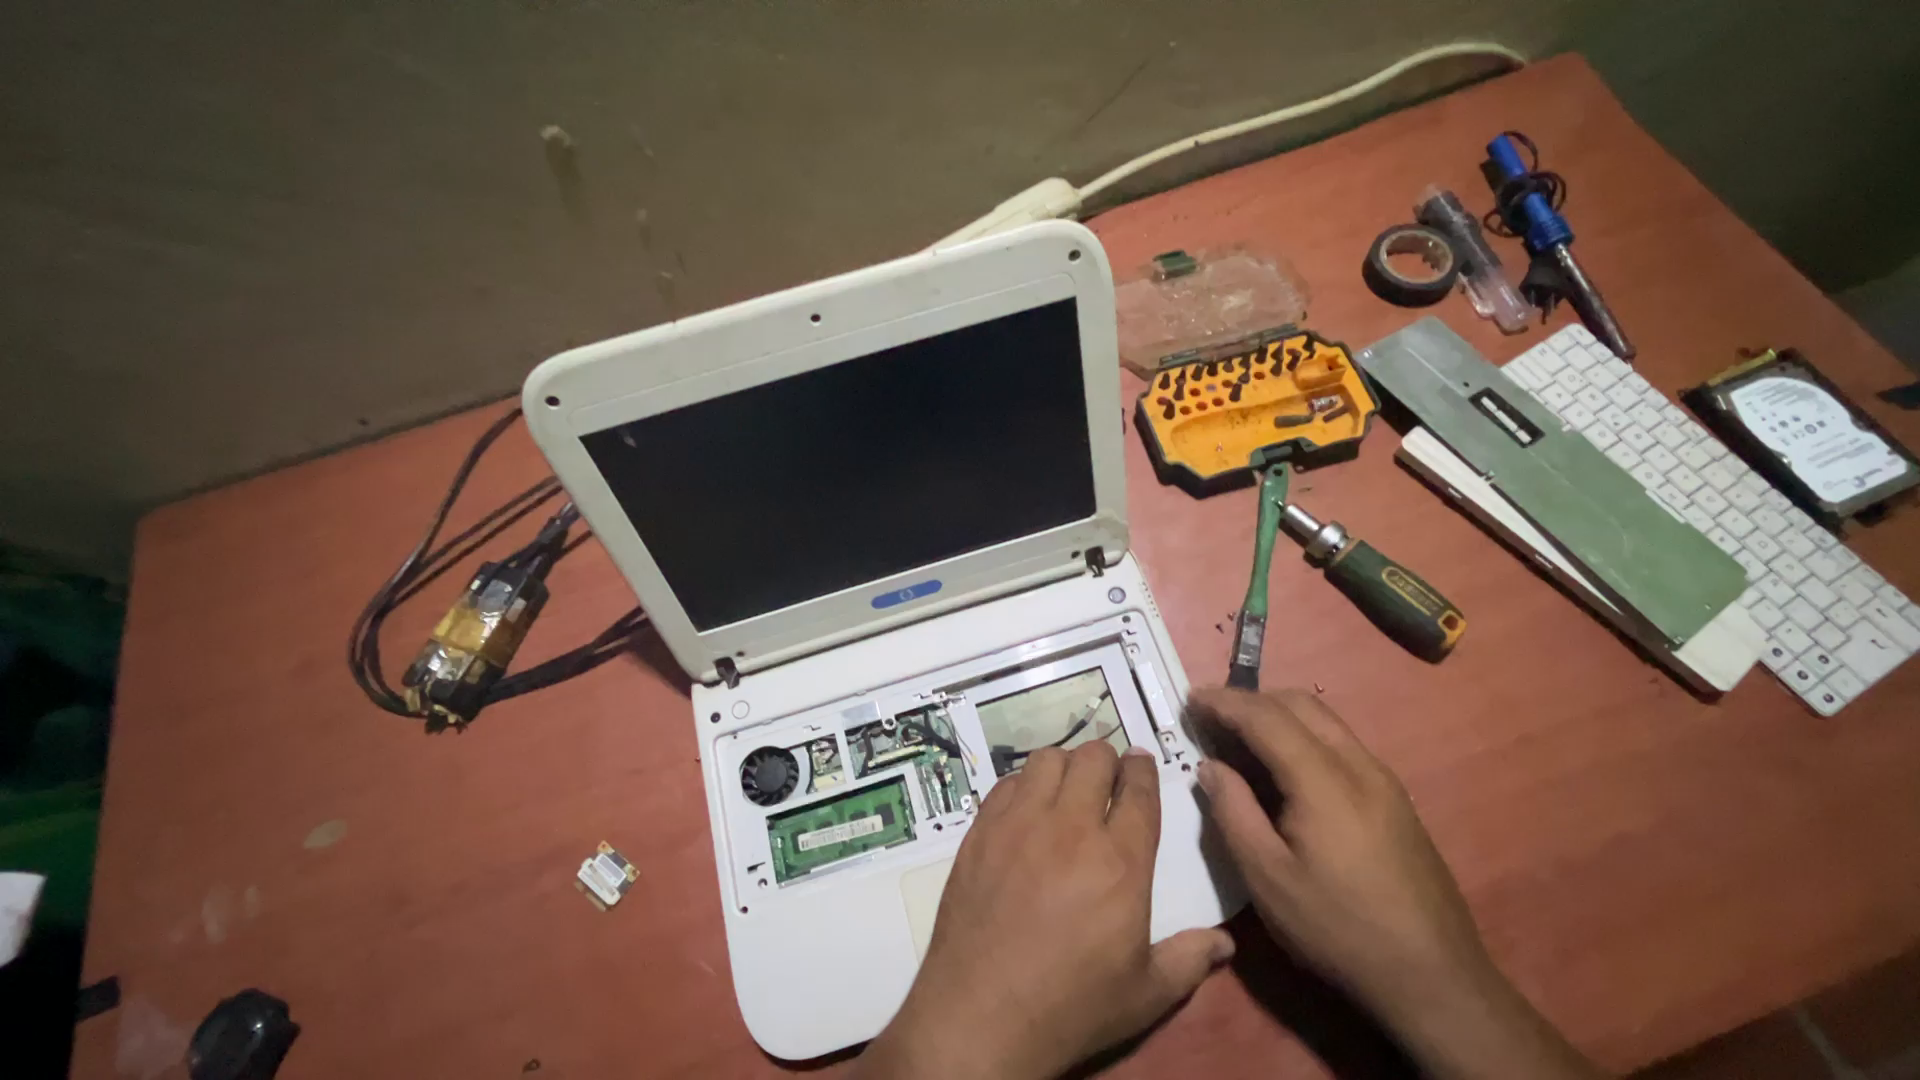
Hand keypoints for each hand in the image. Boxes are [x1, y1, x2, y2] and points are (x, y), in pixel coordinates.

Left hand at [854, 742, 1233, 1079]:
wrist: (981, 1014)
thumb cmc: (1071, 1006)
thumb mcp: (1146, 995)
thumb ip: (1189, 960)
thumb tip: (1226, 944)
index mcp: (1120, 860)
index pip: (1139, 789)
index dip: (1143, 769)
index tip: (1141, 763)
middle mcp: (1071, 827)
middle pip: (1093, 758)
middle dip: (1106, 759)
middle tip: (1106, 777)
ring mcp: (1020, 823)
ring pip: (1046, 759)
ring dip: (1064, 766)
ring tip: (1066, 788)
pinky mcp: (982, 831)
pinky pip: (1006, 783)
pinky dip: (1023, 785)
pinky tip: (1026, 808)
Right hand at [1190, 688, 1600, 1079]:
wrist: (1435, 979)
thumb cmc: (1338, 929)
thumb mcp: (1268, 878)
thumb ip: (1233, 812)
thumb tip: (1210, 766)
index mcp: (1324, 781)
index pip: (1266, 717)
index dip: (1224, 703)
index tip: (1190, 701)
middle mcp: (1359, 766)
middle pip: (1300, 704)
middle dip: (1250, 699)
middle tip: (1210, 717)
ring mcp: (1383, 780)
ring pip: (1324, 720)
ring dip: (1277, 714)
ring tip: (1238, 737)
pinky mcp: (1394, 799)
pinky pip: (1339, 742)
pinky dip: (1301, 735)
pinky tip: (1282, 767)